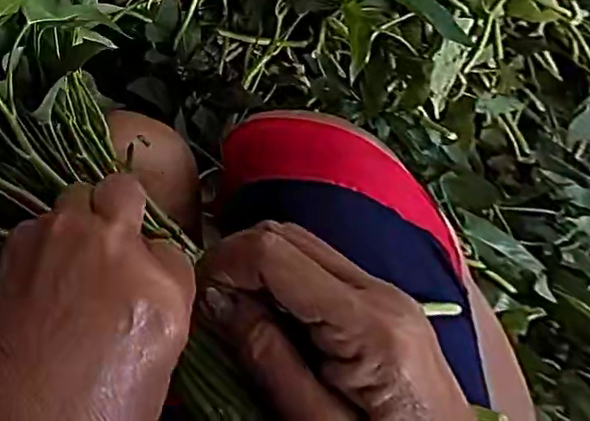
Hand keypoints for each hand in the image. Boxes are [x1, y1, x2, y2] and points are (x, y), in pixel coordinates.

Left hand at [0, 174, 194, 420]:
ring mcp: (68, 232)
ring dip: (78, 219)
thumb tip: (143, 292)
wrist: (8, 410)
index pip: (173, 250)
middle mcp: (117, 247)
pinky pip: (41, 220)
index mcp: (161, 290)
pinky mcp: (25, 232)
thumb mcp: (153, 373)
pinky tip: (37, 269)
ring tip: (69, 252)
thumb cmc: (88, 413)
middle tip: (109, 237)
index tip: (141, 282)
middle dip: (120, 208)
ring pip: (78, 195)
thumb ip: (156, 312)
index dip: (155, 266)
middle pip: (127, 191)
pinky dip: (42, 238)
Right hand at [200, 222, 471, 420]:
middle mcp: (381, 292)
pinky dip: (282, 273)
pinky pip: (317, 262)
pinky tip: (274, 313)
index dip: (225, 262)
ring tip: (240, 308)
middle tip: (215, 301)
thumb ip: (267, 356)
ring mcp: (387, 292)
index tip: (201, 294)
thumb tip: (216, 297)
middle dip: (238, 257)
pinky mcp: (385, 301)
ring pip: (298, 239)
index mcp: (370, 326)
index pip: (274, 251)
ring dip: (258, 262)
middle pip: (284, 234)